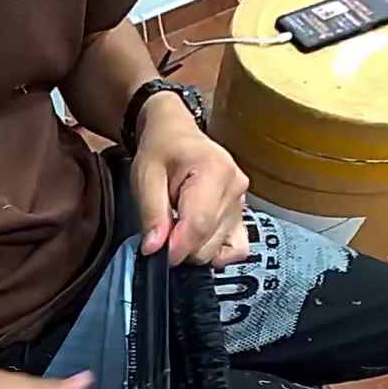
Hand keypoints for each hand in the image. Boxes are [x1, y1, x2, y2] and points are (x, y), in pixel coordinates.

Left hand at [132, 95, 251, 268]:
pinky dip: (216, 253)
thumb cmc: (160, 151)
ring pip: (217, 249)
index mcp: (214, 171)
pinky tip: (198, 241)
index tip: (156, 252)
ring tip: (178, 226)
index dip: (176, 247)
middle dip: (180, 248)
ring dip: (193, 249)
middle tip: (162, 230)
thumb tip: (154, 249)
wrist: (176, 135)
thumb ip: (151, 213)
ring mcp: (242, 203)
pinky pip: (236, 249)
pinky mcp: (242, 215)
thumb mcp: (145, 177)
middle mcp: (235, 188)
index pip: (199, 225)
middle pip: (207, 242)